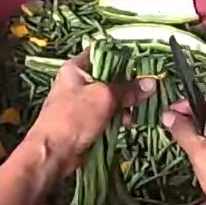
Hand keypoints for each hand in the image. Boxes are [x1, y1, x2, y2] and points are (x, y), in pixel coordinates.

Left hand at [21, 52, 154, 181]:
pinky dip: (120, 115)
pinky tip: (133, 120)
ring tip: (146, 104)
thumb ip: (128, 89)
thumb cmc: (74, 117)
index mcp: (76, 68)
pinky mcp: (88, 120)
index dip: (123, 54)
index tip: (144, 59)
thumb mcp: (104, 97)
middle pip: (110, 75)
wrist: (54, 153)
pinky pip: (109, 112)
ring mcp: (83, 101)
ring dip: (128, 101)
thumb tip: (152, 83)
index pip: (102, 51)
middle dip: (130, 81)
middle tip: (152, 84)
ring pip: (112, 95)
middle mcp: (79, 81)